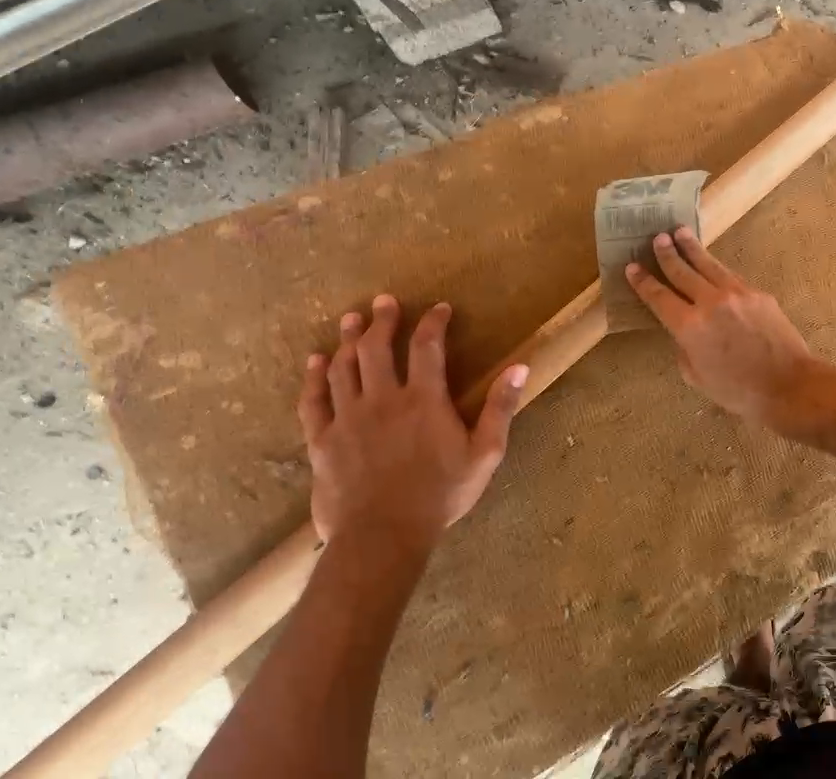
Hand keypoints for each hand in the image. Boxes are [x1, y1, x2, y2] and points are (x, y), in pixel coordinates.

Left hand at [297, 295, 527, 547]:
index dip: (434, 323)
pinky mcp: (323, 440)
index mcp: (425, 400)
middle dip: (383, 321)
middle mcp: (383, 400)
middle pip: (378, 349)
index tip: (440, 308)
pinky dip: (315, 376)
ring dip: (349, 340)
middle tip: (384, 301)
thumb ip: (500, 407)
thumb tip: (521, 366)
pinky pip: (314, 400)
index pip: (428, 348)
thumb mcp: (486, 453)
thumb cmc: (442, 494)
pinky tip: (316, 361)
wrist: (382, 534)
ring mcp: (348, 418)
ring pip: (344, 368)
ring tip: (352, 319)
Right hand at [625, 227, 817, 437]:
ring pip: (709, 265)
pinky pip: (732, 277)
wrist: (788, 383)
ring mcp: (738, 294)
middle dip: (667, 254)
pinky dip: (718, 269)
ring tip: (681, 232)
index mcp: (689, 326)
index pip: (659, 297)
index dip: (644, 282)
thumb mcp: (697, 376)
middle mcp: (710, 302)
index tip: (632, 267)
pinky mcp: (759, 294)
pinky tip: (713, 265)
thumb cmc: (739, 390)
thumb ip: (685, 349)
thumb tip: (685, 332)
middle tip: (657, 237)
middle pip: (682, 272)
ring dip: (692, 248)